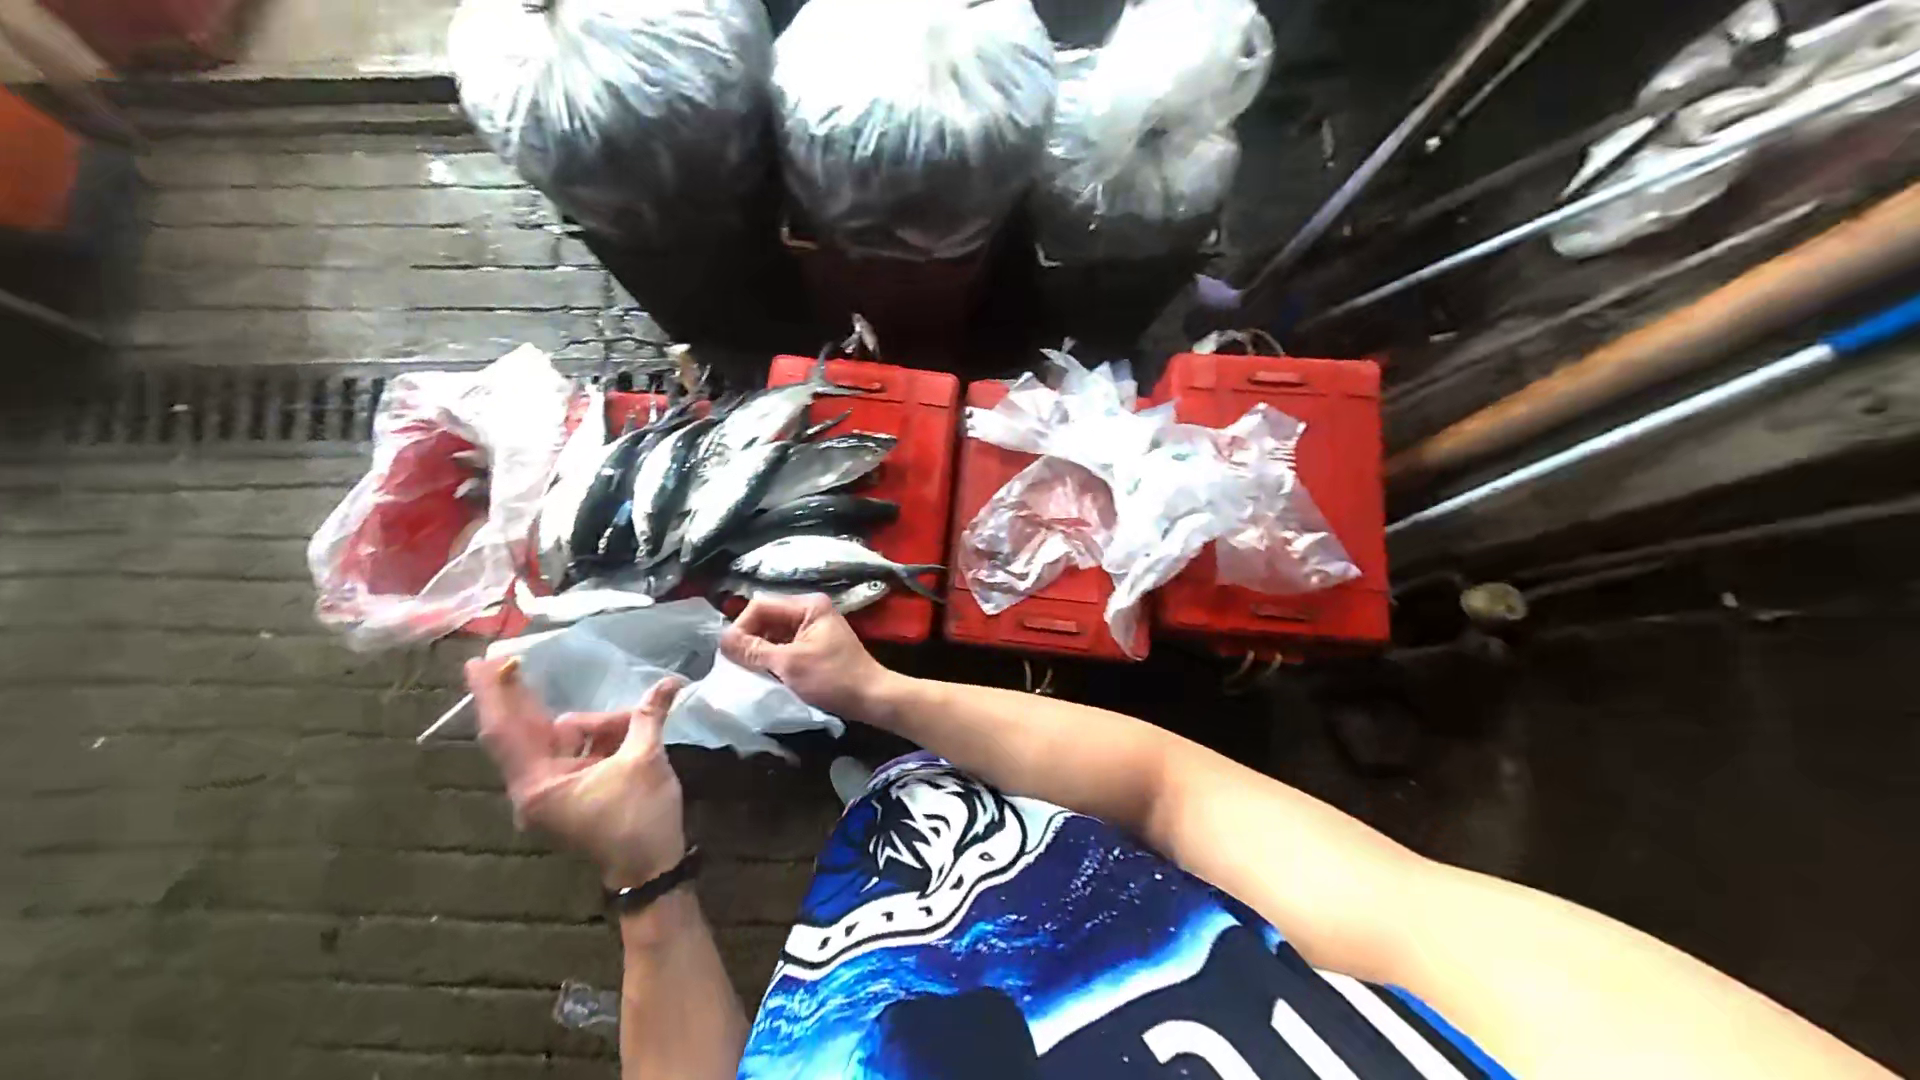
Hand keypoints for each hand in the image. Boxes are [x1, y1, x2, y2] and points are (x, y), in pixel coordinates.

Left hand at [466, 657, 688, 888]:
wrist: (650, 869)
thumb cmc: (640, 818)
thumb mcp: (646, 761)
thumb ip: (648, 717)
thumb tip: (672, 682)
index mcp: (540, 785)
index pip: (507, 731)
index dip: (496, 694)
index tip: (480, 664)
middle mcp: (536, 788)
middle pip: (525, 730)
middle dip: (522, 696)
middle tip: (505, 659)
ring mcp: (554, 790)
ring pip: (566, 738)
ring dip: (598, 724)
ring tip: (636, 721)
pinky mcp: (572, 792)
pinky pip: (579, 751)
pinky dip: (601, 736)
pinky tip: (629, 727)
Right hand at [719, 593, 898, 721]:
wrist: (871, 697)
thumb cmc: (833, 679)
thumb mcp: (789, 665)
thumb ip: (753, 651)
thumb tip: (722, 641)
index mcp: (807, 605)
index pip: (760, 606)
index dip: (741, 628)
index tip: (729, 654)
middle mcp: (809, 610)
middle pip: (765, 617)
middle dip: (749, 639)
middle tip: (736, 665)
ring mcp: (812, 627)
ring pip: (772, 632)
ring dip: (759, 650)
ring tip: (749, 671)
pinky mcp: (813, 644)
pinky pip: (783, 644)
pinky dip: (772, 658)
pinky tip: (766, 674)